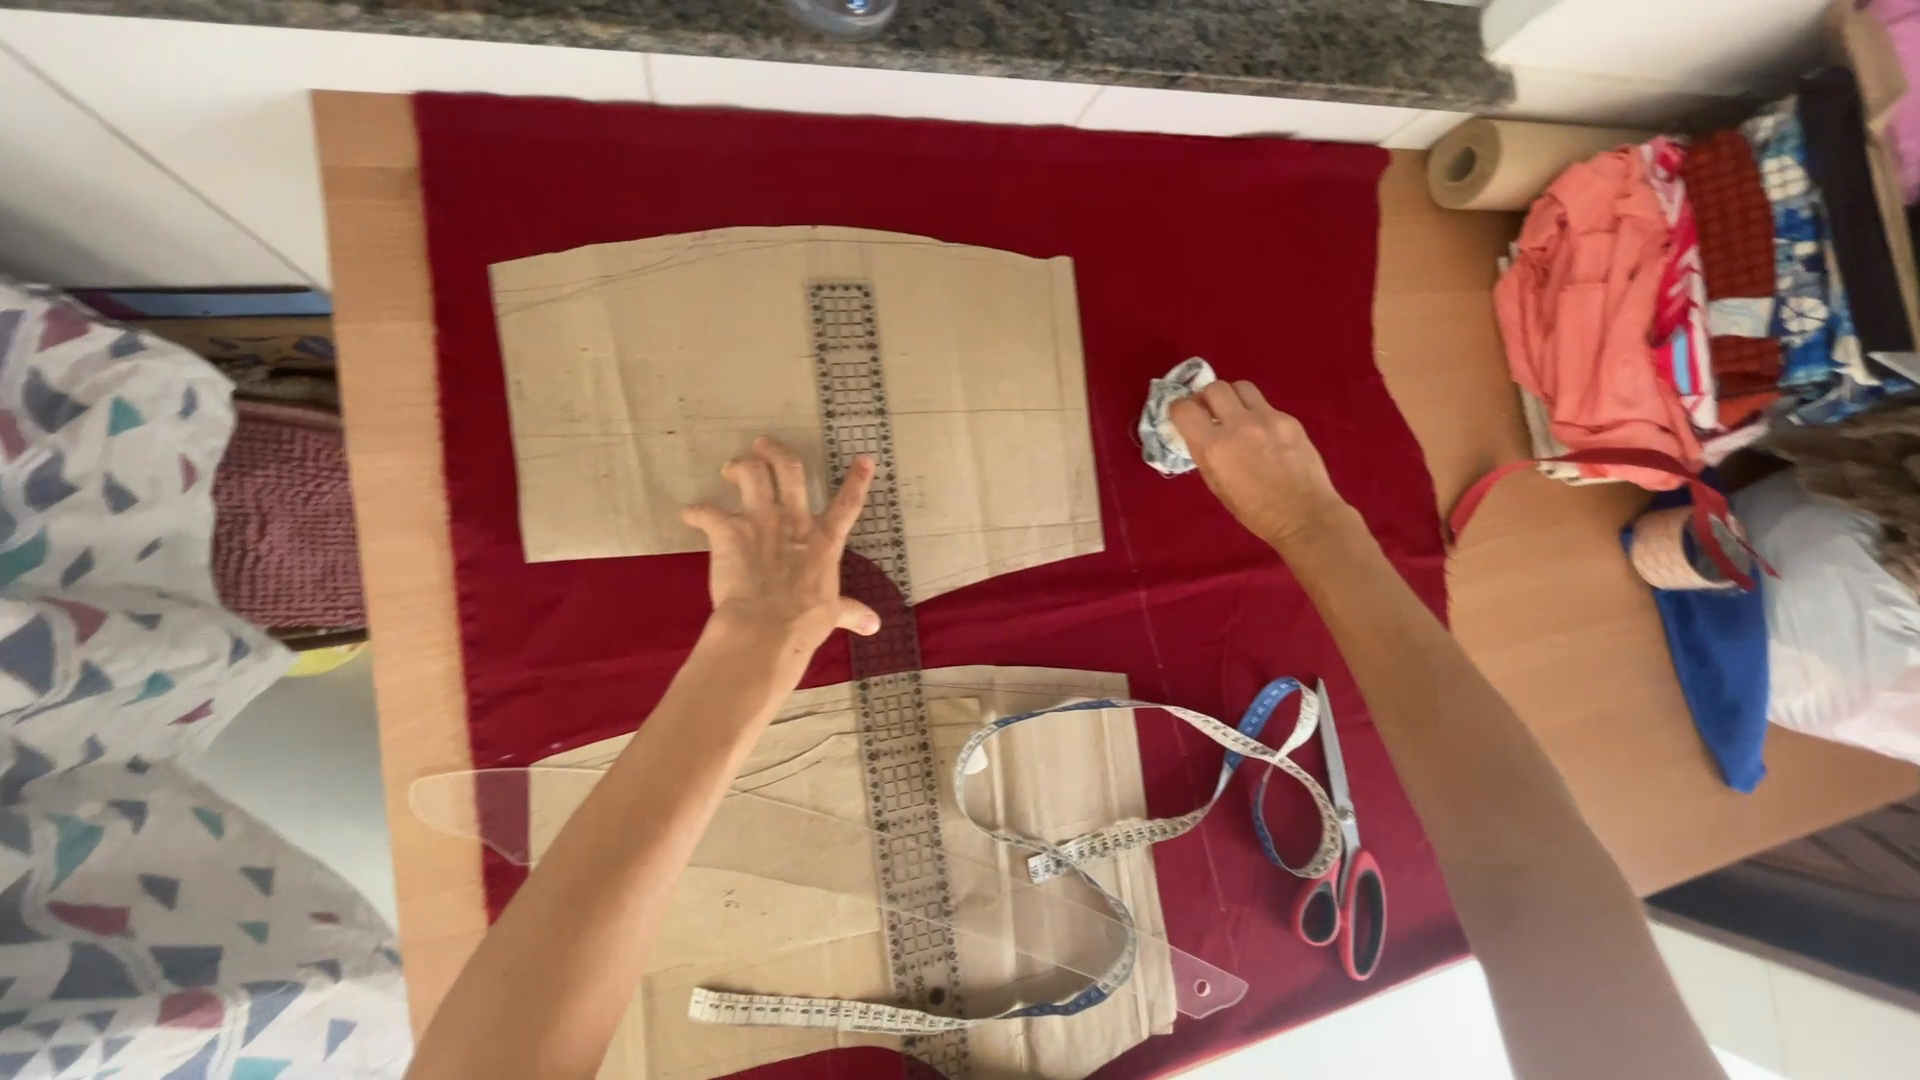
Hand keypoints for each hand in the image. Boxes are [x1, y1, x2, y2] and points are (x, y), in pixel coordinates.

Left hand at [681, 437, 880, 653]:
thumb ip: (850, 612)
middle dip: (776, 452)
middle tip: (764, 444)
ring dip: (740, 466)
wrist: (765, 627)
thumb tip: (874, 625)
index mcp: (824, 541)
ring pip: (751, 475)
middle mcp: (793, 521)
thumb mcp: (831, 614)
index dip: (857, 481)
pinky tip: (690, 514)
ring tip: (731, 467)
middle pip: (789, 471)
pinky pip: (706, 512)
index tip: (864, 459)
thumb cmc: (803, 622)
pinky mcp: (728, 531)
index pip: (847, 505)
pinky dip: (696, 512)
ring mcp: (759, 521)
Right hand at [1169, 380, 1351, 547]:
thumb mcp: (1216, 485)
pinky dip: (1257, 414)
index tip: (1182, 415)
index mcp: (1215, 447)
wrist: (1303, 514)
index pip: (1184, 408)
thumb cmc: (1253, 510)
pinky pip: (1266, 406)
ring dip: (1233, 398)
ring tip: (1235, 415)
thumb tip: (1196, 433)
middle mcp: (1239, 425)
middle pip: (1215, 387)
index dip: (1178, 409)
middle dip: (1206, 398)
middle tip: (1209, 412)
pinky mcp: (1290, 420)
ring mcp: (1268, 419)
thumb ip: (1203, 454)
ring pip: (1242, 387)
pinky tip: (1263, 434)